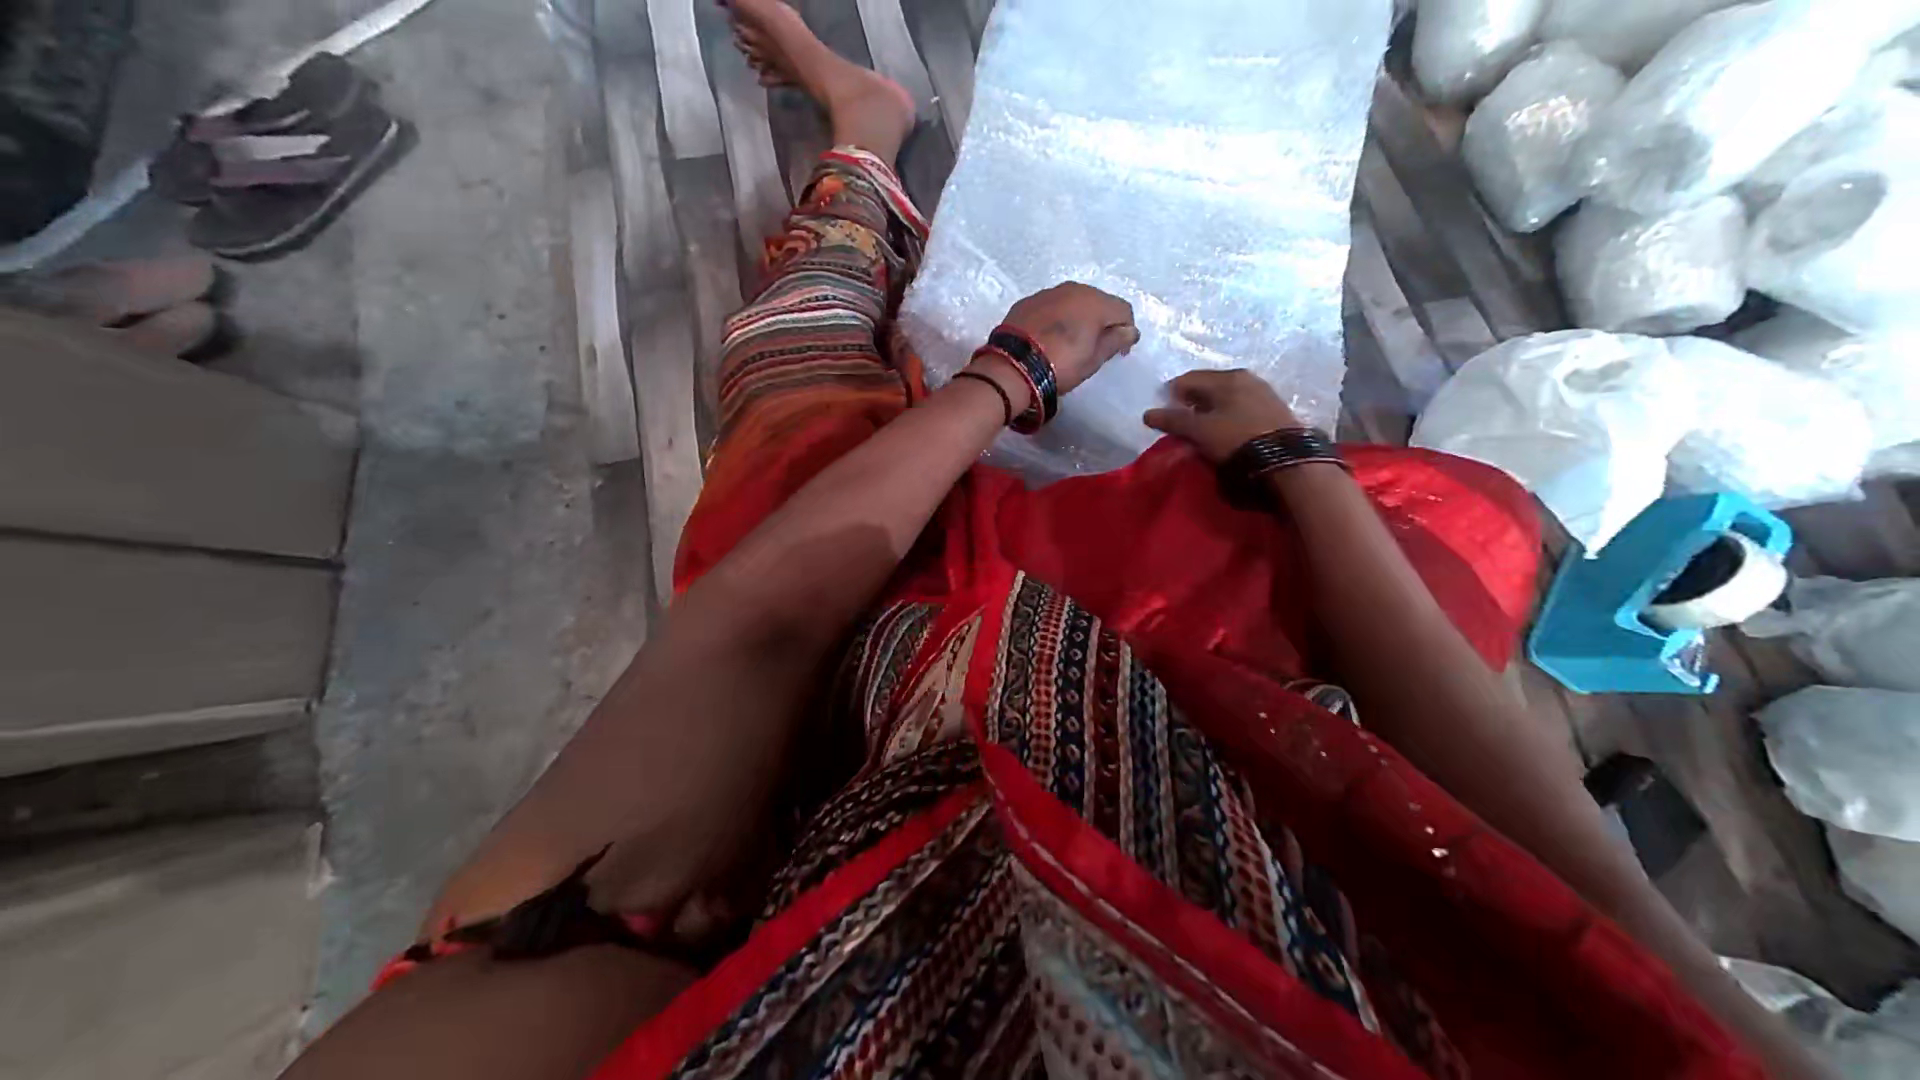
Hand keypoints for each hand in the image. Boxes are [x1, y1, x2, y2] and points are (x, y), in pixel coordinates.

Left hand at [999, 282, 1139, 393]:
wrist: (1012, 366)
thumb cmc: (1060, 365)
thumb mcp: (1093, 359)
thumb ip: (1115, 341)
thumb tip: (1130, 331)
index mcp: (1095, 302)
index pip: (1123, 310)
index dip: (1126, 331)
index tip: (1119, 352)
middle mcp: (1073, 289)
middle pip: (1098, 302)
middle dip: (1102, 322)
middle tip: (1095, 347)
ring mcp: (1048, 293)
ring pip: (1073, 302)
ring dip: (1078, 318)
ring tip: (1070, 342)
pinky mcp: (1027, 302)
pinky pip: (1051, 306)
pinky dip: (1056, 318)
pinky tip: (1048, 337)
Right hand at [1143, 369, 1300, 463]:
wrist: (1286, 459)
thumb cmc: (1237, 439)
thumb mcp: (1200, 431)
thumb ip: (1173, 420)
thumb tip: (1147, 414)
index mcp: (1227, 377)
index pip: (1187, 379)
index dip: (1171, 396)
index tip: (1164, 415)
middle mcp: (1246, 377)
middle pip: (1207, 386)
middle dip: (1190, 403)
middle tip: (1181, 425)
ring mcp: (1262, 392)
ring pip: (1224, 397)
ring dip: (1209, 411)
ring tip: (1202, 431)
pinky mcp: (1273, 409)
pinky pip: (1240, 407)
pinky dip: (1226, 416)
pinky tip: (1225, 432)